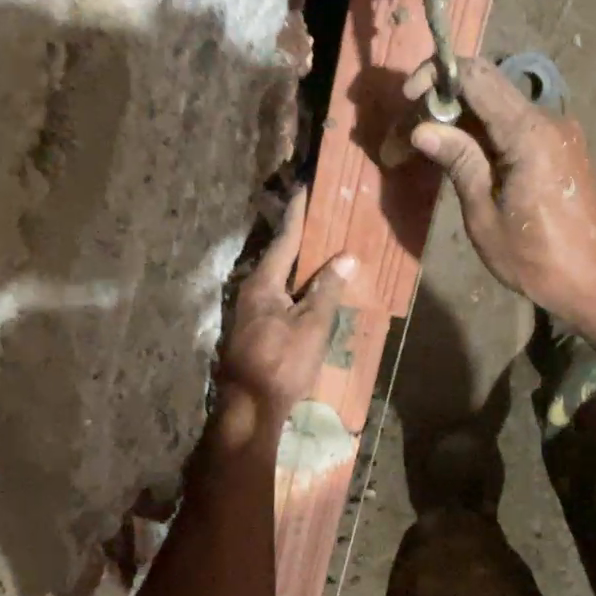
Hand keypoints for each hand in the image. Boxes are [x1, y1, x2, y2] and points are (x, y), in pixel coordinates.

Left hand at [216, 192, 355, 429]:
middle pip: (279, 256)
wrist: (251, 407)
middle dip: (299, 236)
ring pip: (279, 278)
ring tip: (322, 248)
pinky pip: (279, 296)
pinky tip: (310, 289)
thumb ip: (327, 290)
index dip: (298, 214)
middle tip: (320, 215)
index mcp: (263, 283)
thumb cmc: (282, 362)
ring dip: (299, 263)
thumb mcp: (311, 325)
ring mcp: (250, 312)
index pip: (285, 239)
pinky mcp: (255, 330)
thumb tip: (345, 258)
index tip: (305, 188)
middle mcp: (251, 291)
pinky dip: (296, 286)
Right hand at [408, 57, 595, 327]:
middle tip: (401, 140)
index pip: (476, 76)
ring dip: (455, 121)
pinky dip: (479, 133)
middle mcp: (547, 120)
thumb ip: (459, 163)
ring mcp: (556, 132)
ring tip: (418, 150)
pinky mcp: (558, 147)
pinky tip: (453, 157)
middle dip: (438, 104)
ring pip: (495, 106)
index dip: (436, 77)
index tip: (407, 101)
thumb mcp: (485, 216)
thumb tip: (422, 129)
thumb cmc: (537, 259)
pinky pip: (511, 125)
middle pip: (483, 87)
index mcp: (528, 133)